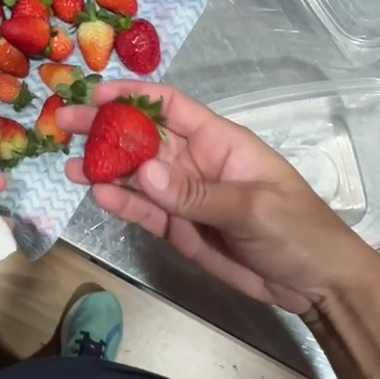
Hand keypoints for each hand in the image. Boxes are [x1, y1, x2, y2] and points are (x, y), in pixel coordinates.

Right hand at [57, 81, 377, 312]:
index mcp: (219, 141)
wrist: (316, 284)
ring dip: (104, 167)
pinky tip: (97, 194)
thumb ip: (195, 193)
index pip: (171, 106)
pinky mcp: (177, 227)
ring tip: (69, 166)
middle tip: (63, 125)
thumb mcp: (252, 208)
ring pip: (136, 174)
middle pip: (143, 137)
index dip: (134, 96)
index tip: (96, 94)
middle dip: (104, 129)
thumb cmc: (297, 230)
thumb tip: (142, 172)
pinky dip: (121, 202)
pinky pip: (143, 210)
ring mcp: (183, 195)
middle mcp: (195, 161)